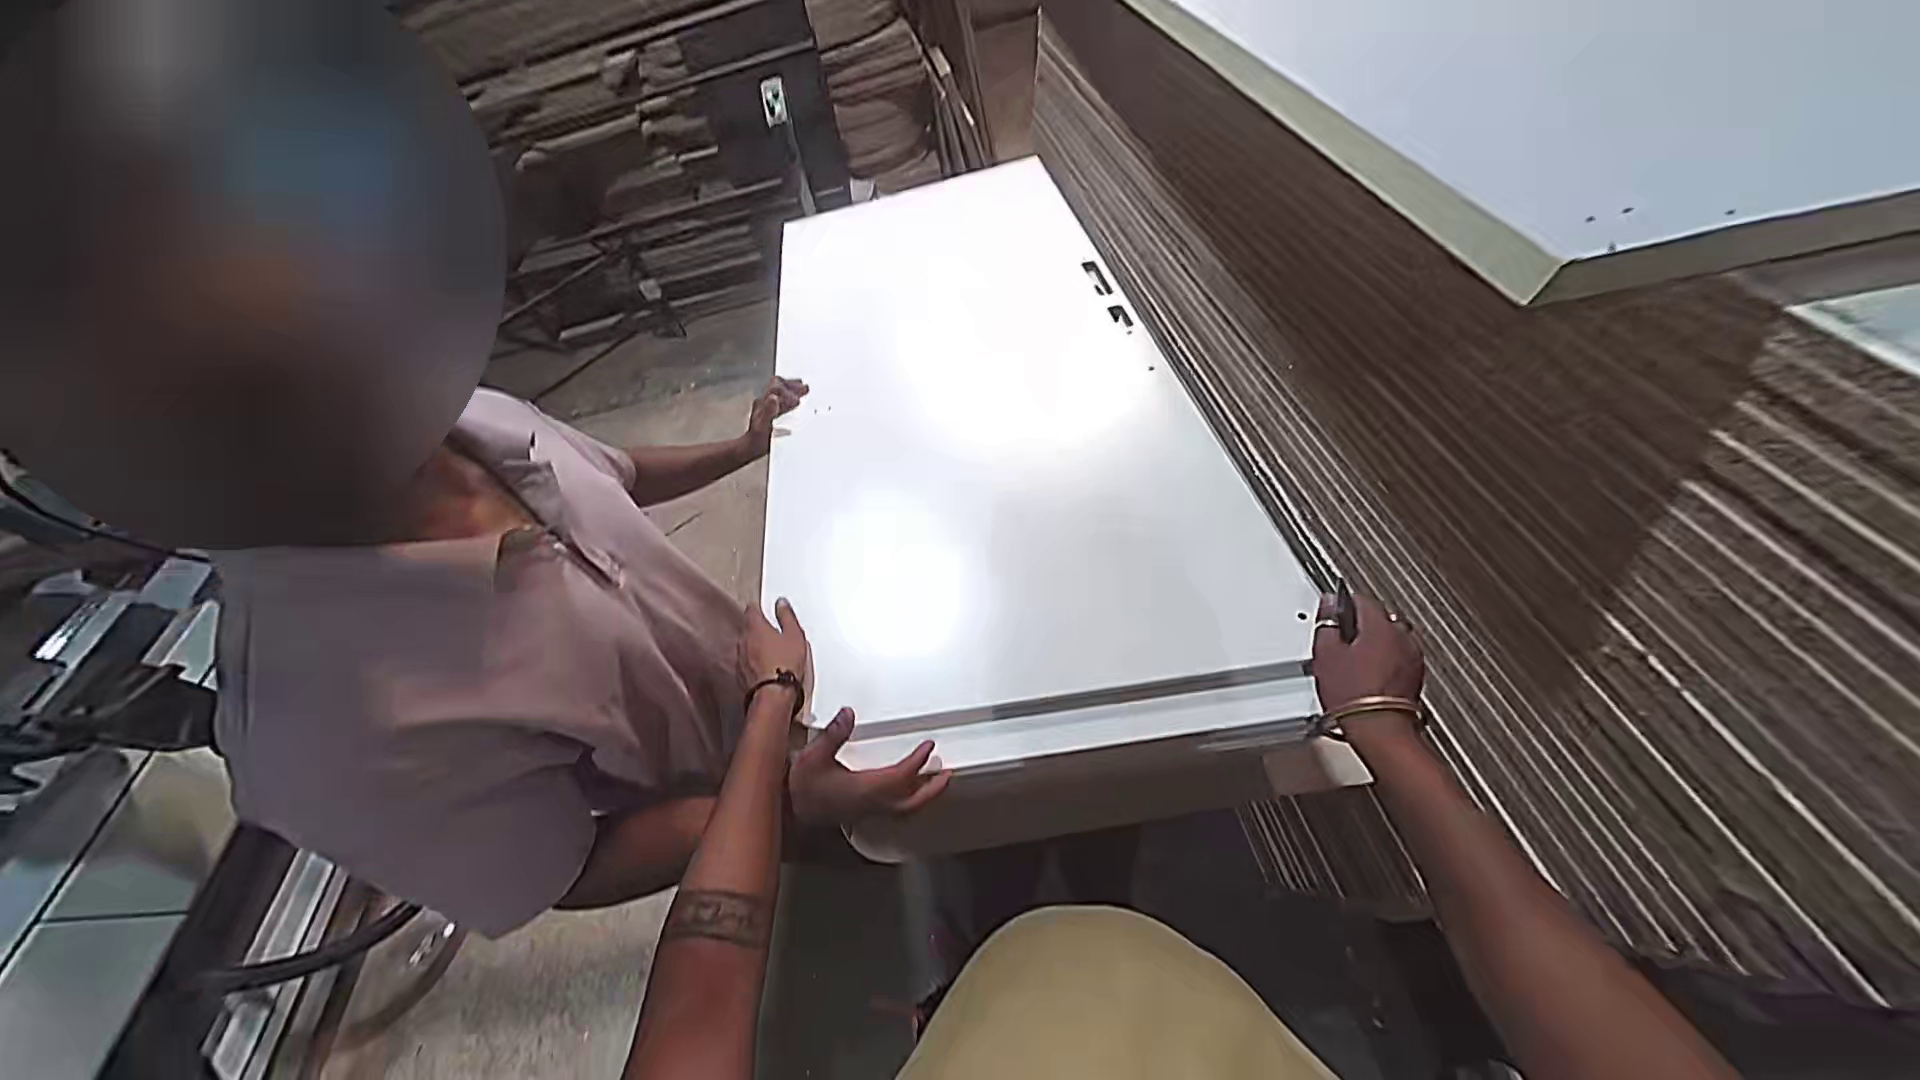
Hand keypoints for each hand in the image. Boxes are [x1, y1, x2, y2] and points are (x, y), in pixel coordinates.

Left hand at [741, 597, 808, 704]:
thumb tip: (781, 604)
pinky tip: (767, 668)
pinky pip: (747, 663)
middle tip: (774, 632)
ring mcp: (740, 659)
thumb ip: (787, 616)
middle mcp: (743, 641)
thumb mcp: (795, 635)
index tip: (765, 608)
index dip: (759, 607)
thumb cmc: (785, 666)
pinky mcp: (740, 675)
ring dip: (756, 647)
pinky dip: (754, 663)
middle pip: (748, 628)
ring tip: (773, 653)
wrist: (773, 695)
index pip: (752, 610)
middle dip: (759, 629)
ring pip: (746, 646)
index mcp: (755, 627)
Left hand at [746, 376, 808, 456]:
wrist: (752, 446)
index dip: (788, 392)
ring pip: (780, 392)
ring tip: (803, 390)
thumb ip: (768, 411)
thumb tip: (774, 398)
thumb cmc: (757, 439)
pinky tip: (796, 402)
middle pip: (778, 387)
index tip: (798, 399)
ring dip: (792, 390)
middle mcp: (765, 402)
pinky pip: (781, 401)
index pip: (776, 389)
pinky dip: (790, 399)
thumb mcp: (763, 426)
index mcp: (764, 403)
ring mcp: (767, 407)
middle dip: (792, 386)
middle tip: (804, 387)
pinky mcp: (771, 413)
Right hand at [789, 708, 951, 824]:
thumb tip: (848, 714)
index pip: (900, 776)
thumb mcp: (814, 756)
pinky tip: (909, 791)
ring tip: (936, 781)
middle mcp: (871, 803)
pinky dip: (910, 800)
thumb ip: (833, 734)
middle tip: (948, 773)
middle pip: (912, 801)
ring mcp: (868, 810)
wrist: (788, 810)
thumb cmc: (801, 787)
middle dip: (933, 788)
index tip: (928, 747)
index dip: (917, 762)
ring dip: (924, 796)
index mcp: (864, 790)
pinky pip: (896, 809)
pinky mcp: (864, 812)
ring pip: (905, 808)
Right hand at [1312, 592, 1424, 739]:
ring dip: (1376, 640)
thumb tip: (1329, 607)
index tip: (1333, 609)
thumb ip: (1328, 624)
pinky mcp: (1416, 675)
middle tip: (1341, 634)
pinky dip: (1385, 657)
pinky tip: (1368, 671)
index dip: (1344, 603)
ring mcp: (1413, 657)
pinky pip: (1399, 655)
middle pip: (1381, 617)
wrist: (1378, 728)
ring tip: (1354, 655)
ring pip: (1393, 636)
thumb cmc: (1355, 694)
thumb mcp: (1326, 653)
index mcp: (1380, 627)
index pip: (1363, 600)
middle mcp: (1403, 638)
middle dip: (1362, 622)